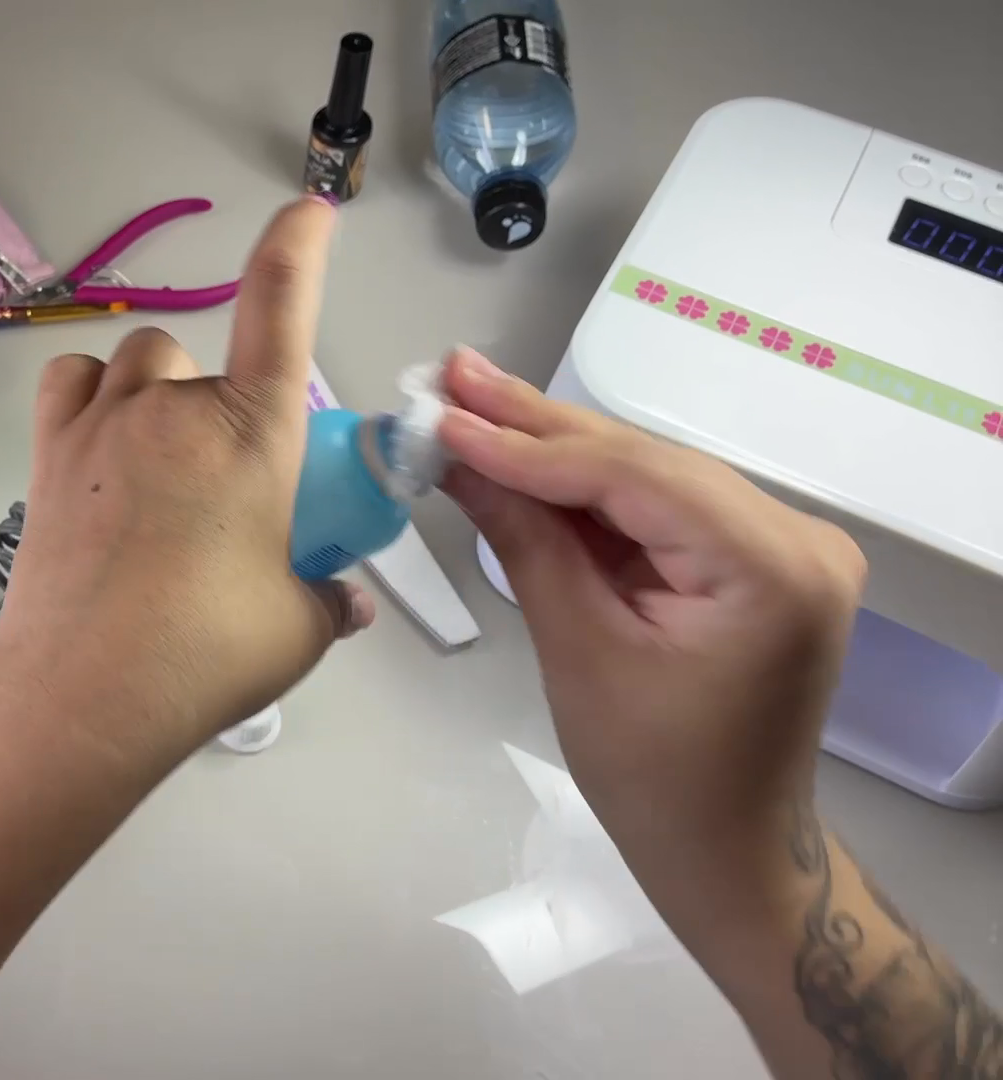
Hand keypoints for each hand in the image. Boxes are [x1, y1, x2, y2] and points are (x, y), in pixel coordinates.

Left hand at [0, 197, 374, 754]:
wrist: (85, 690)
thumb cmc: (202, 656)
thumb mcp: (294, 628)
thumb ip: (326, 599)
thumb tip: (344, 599)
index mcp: (250, 437)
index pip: (281, 312)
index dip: (296, 251)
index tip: (306, 211)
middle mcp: (174, 410)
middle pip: (198, 360)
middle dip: (211, 405)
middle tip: (208, 480)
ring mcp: (102, 424)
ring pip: (136, 361)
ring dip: (152, 392)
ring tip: (153, 460)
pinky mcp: (49, 452)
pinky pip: (70, 380)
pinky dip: (89, 394)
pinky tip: (99, 441)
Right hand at [437, 349, 864, 881]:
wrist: (716, 839)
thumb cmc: (646, 764)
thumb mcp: (575, 646)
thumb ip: (523, 540)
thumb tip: (458, 462)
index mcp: (769, 566)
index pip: (631, 477)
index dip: (527, 446)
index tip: (442, 419)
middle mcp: (785, 535)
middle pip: (636, 459)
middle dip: (533, 420)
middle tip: (451, 374)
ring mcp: (762, 542)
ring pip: (633, 474)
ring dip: (544, 440)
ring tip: (466, 396)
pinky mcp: (728, 558)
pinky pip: (637, 508)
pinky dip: (567, 485)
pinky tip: (511, 449)